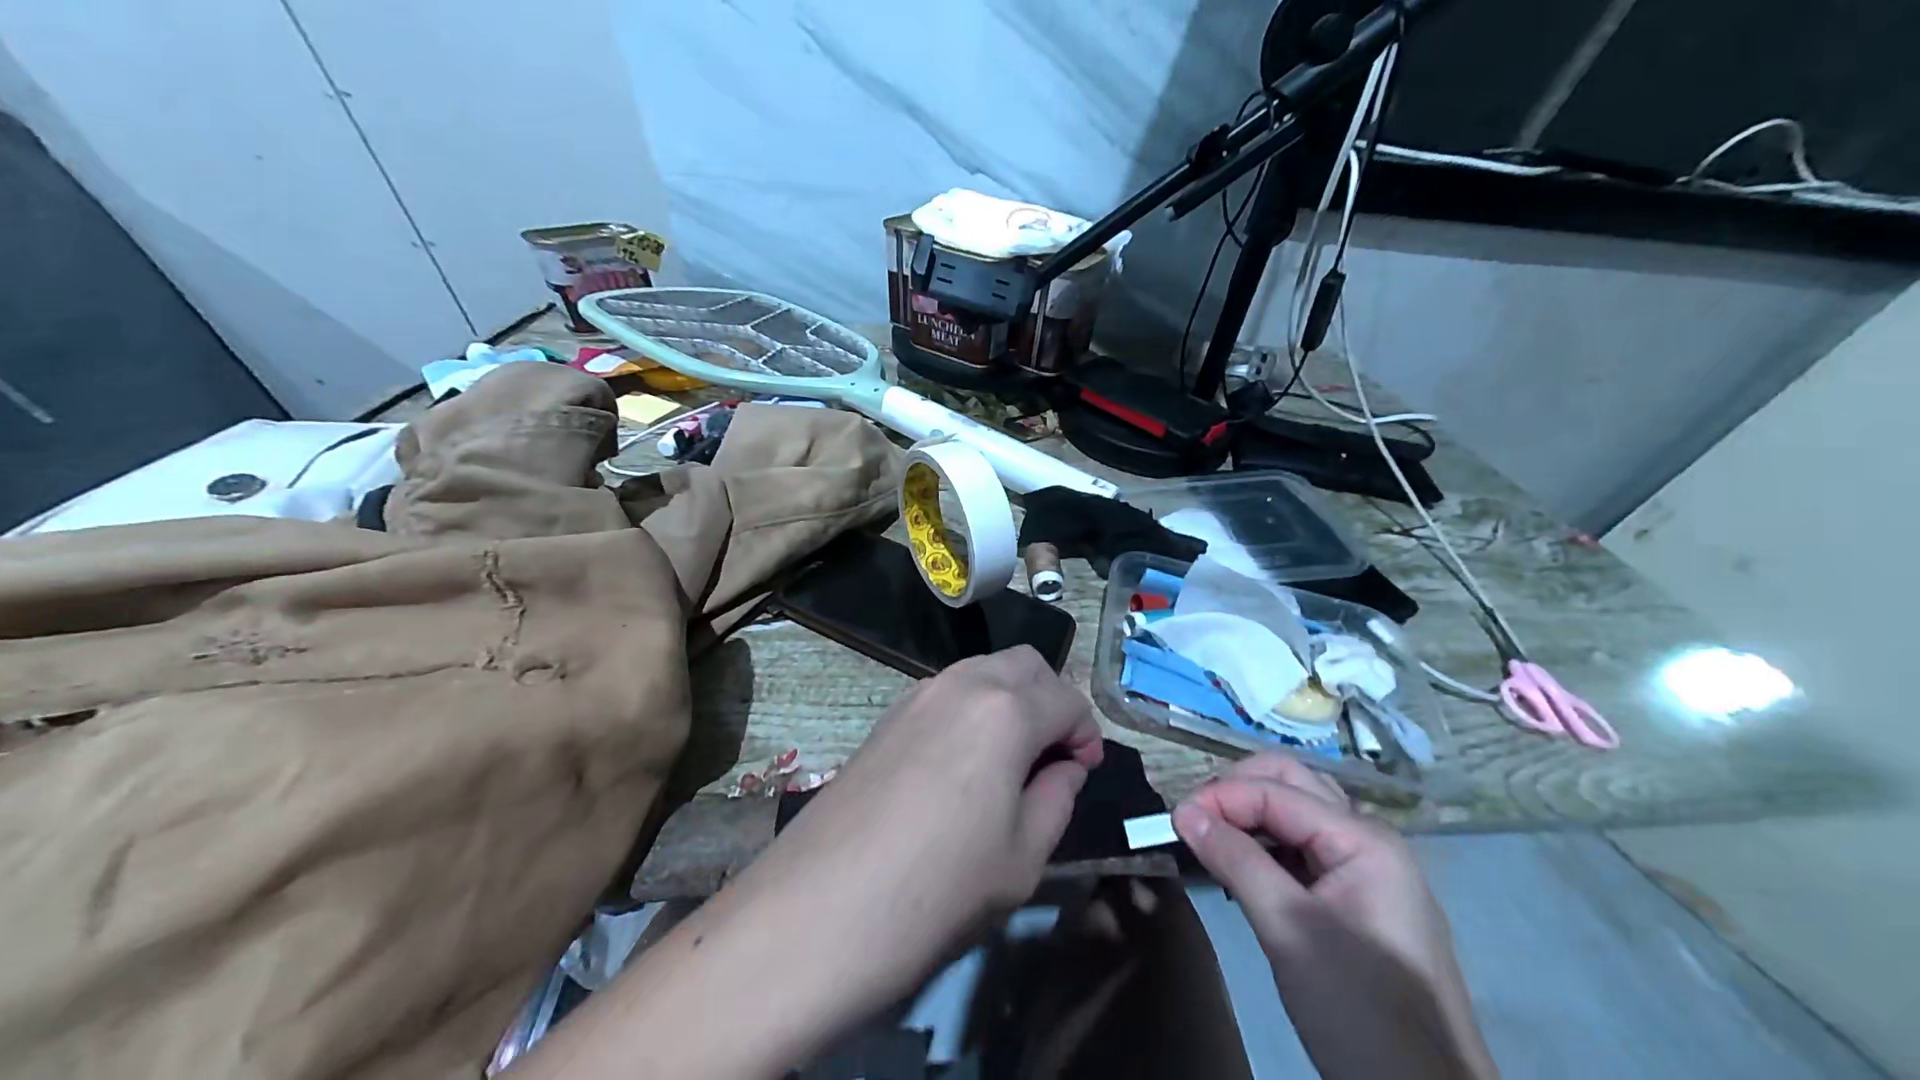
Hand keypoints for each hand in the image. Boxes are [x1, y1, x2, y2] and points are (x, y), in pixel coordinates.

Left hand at [515, 646, 1102, 1079]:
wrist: (821, 910)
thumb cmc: (941, 888)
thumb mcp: (1023, 856)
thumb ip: (1057, 798)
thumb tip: (1065, 767)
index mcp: (1006, 710)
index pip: (1068, 699)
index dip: (1087, 734)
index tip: (1083, 771)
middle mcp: (961, 684)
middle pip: (1025, 664)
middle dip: (1051, 700)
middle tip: (1051, 757)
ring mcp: (915, 696)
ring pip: (982, 671)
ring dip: (1010, 701)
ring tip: (1008, 762)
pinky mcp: (884, 718)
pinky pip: (946, 693)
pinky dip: (972, 710)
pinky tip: (961, 766)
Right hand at [1173, 754, 1498, 1079]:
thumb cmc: (1358, 1010)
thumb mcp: (1287, 929)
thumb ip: (1235, 860)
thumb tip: (1183, 812)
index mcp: (1363, 839)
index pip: (1276, 790)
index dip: (1221, 797)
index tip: (1173, 821)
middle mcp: (1368, 840)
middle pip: (1291, 784)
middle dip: (1237, 792)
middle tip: (1195, 822)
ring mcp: (1367, 868)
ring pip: (1297, 813)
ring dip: (1250, 816)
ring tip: (1212, 842)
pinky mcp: (1358, 898)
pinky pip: (1304, 849)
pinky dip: (1267, 845)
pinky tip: (1243, 869)